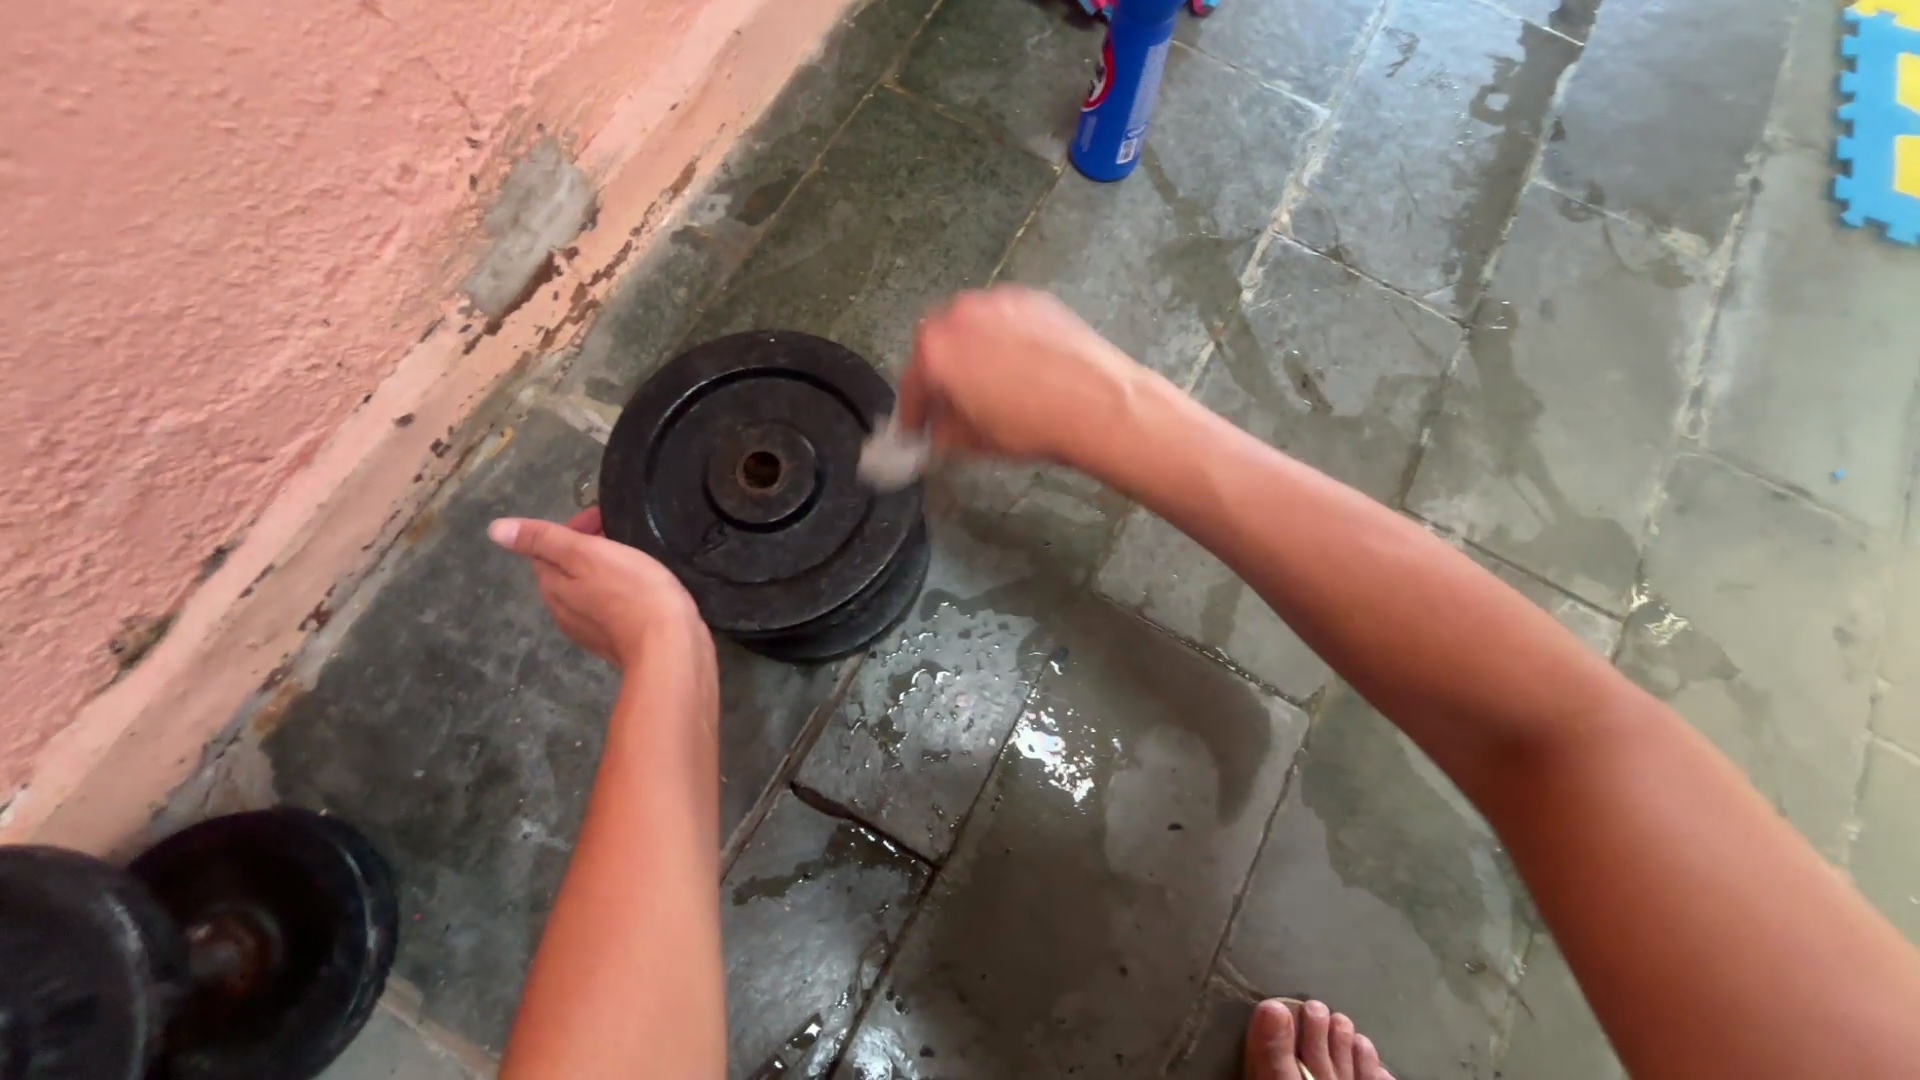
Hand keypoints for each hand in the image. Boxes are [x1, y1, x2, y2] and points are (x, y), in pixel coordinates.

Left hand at [489, 507, 707, 670]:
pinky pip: (610, 609)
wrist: (670, 648)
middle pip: (566, 572)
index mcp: (554, 587)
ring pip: (588, 591)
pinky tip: (642, 589)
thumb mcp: (589, 555)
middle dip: (585, 549)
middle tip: (619, 534)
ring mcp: (591, 631)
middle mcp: (564, 611)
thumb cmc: (633, 593)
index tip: (601, 516)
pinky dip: (618, 593)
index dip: (570, 528)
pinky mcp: (617, 641)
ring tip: (633, 558)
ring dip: (603, 572)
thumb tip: (495, 530)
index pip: (545, 549)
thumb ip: (545, 540)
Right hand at [898, 286, 1153, 464]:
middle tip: (953, 401)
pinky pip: (1003, 319)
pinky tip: (1020, 365)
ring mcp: (997, 300)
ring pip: (970, 326)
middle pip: (937, 344)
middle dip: (941, 372)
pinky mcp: (1031, 298)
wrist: (1096, 402)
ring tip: (989, 381)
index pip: (912, 383)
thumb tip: (938, 429)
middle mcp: (960, 315)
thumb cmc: (1033, 424)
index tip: (917, 426)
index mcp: (935, 351)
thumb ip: (943, 432)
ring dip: (971, 350)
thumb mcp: (975, 442)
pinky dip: (1003, 338)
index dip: (914, 410)